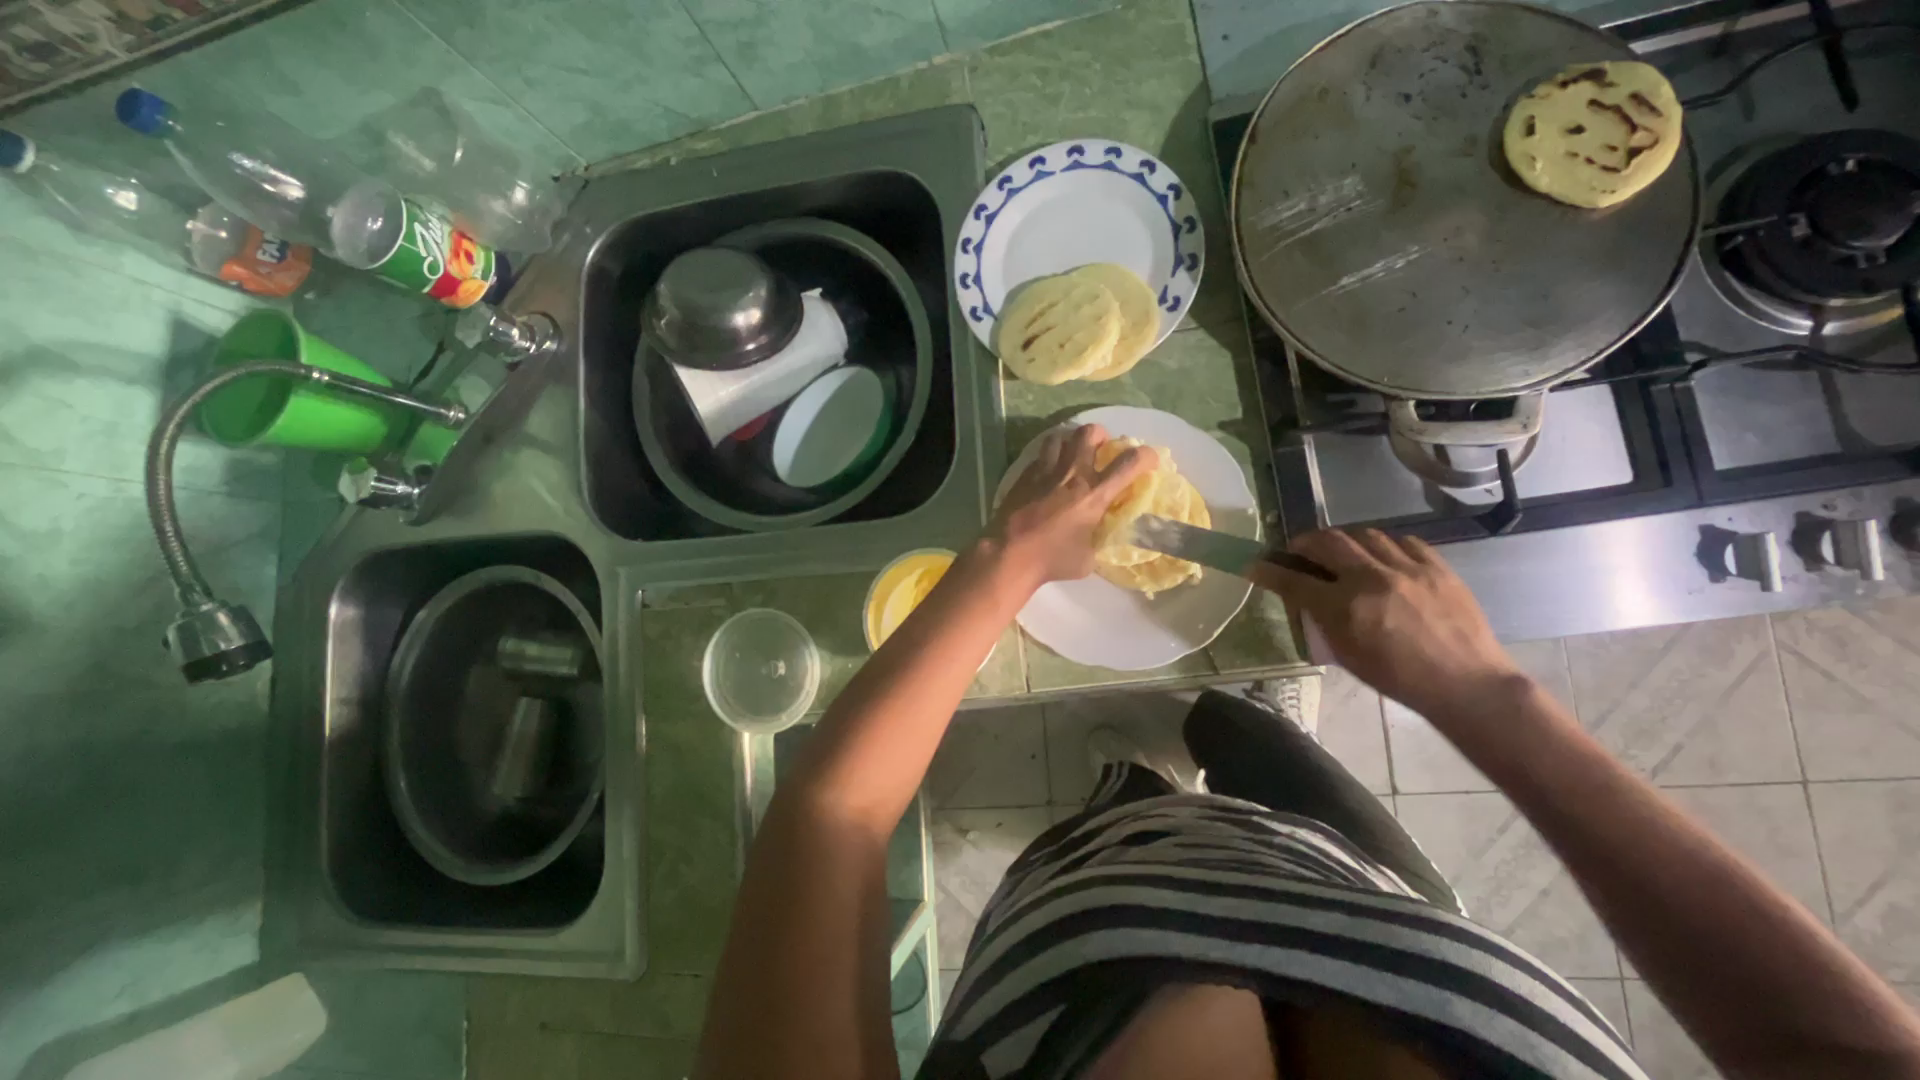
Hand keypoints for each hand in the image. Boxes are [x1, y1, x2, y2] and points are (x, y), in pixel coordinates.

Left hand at [988, 424, 1156, 588]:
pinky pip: (1039, 456)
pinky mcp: (1024, 476)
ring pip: (1060, 437)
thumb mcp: (1088, 557)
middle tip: (1101, 448)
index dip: (1145, 456)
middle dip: (1101, 435)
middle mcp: (1072, 475)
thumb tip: (1099, 536)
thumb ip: (1098, 540)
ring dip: (1070, 441)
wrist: (1009, 555)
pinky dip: (1048, 458)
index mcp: (1094, 494)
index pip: (1129, 463)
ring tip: (1071, 454)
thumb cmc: (1052, 560)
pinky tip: (1047, 473)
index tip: (1149, 460)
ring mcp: (1045, 472)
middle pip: (1090, 433)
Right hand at [1251, 529, 1524, 717]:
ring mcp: (1407, 568)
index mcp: (1345, 609)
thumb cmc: (1400, 679)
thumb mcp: (1349, 655)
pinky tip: (1384, 558)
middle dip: (1305, 543)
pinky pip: (1403, 541)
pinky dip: (1385, 546)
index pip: (1294, 580)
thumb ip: (1325, 621)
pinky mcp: (1437, 566)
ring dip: (1346, 541)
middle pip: (1327, 542)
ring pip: (1365, 535)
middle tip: (1298, 551)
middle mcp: (1371, 579)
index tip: (1256, 564)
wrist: (1465, 683)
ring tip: (1342, 552)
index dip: (1270, 570)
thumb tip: (1309, 599)